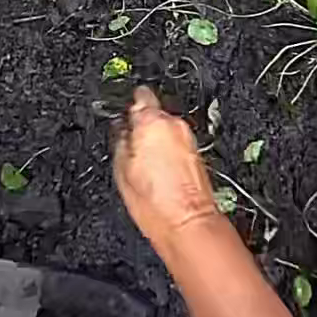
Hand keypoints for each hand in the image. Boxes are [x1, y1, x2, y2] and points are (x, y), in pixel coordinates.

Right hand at [113, 86, 220, 246]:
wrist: (187, 222)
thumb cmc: (155, 203)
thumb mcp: (121, 171)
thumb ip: (120, 141)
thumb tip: (120, 129)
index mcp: (151, 122)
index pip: (140, 95)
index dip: (130, 103)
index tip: (125, 111)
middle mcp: (173, 124)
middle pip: (154, 113)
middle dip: (143, 127)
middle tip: (131, 148)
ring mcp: (187, 136)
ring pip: (166, 129)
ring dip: (157, 139)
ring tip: (147, 166)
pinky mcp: (196, 149)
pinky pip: (177, 142)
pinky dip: (169, 150)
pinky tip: (161, 171)